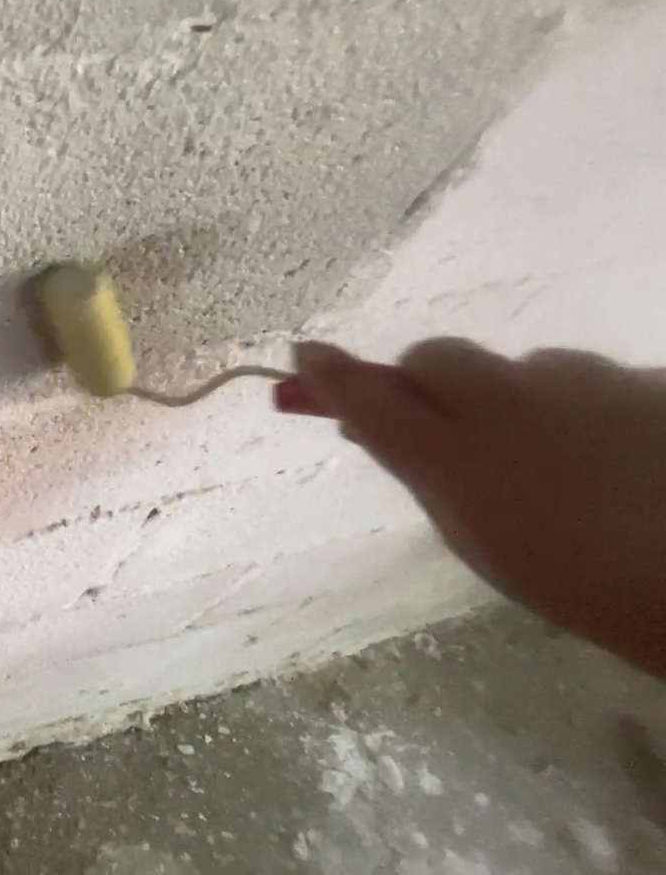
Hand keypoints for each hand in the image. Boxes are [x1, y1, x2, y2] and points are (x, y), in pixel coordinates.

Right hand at [292, 338, 665, 674]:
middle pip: (437, 356)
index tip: (305, 356)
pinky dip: (591, 402)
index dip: (328, 373)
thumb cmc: (575, 579)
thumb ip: (415, 466)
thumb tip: (362, 422)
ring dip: (517, 391)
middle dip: (425, 378)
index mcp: (454, 452)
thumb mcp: (471, 532)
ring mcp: (592, 387)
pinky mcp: (657, 383)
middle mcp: (511, 404)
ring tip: (549, 442)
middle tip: (438, 416)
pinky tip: (615, 445)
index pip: (365, 393)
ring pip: (526, 365)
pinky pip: (602, 377)